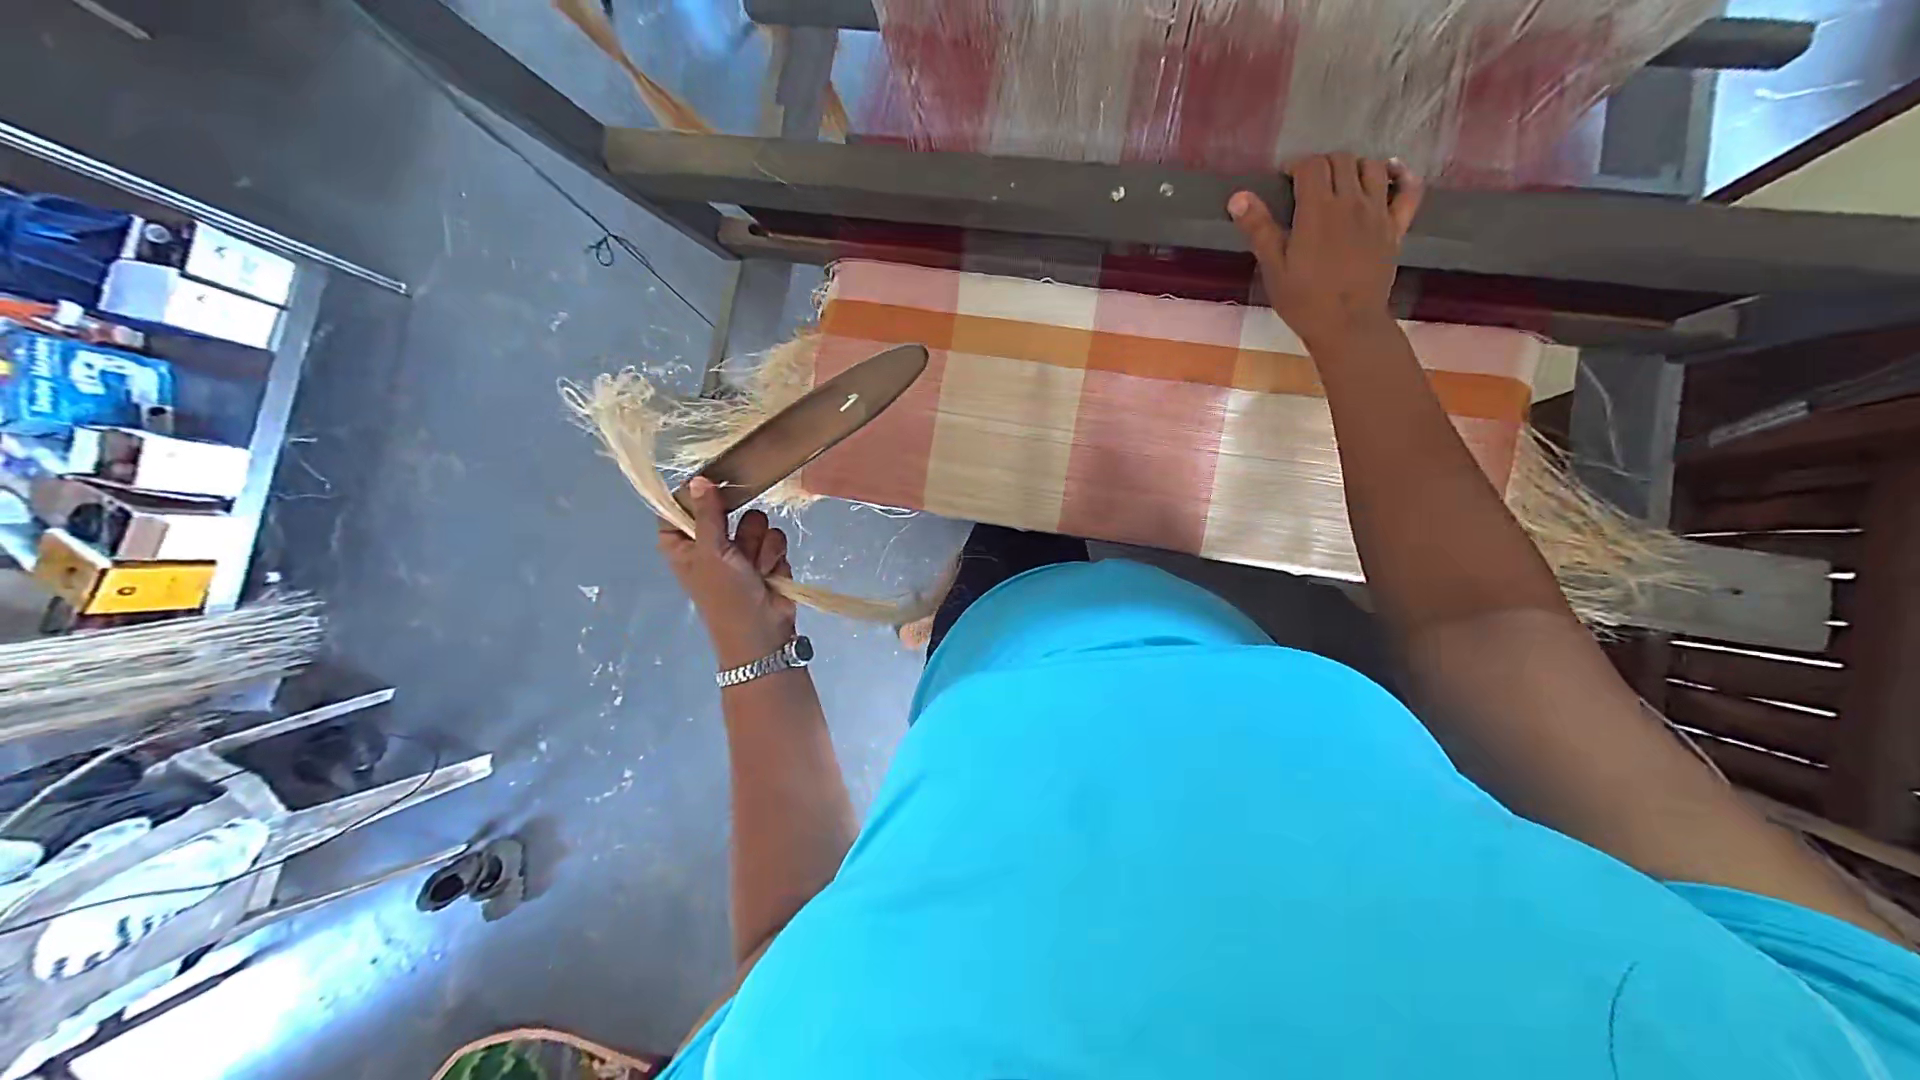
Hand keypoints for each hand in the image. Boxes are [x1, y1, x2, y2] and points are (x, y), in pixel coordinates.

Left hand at [659, 476, 797, 669]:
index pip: (680, 507)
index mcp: (683, 544)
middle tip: (737, 542)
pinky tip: (769, 574)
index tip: (712, 485)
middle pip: (726, 509)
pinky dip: (774, 557)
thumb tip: (699, 479)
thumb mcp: (710, 552)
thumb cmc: (726, 596)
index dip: (696, 496)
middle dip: (739, 526)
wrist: (762, 633)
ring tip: (757, 567)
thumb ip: (707, 514)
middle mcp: (710, 543)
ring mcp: (741, 550)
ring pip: (756, 522)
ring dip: (760, 545)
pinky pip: (775, 539)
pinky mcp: (767, 557)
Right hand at [1227, 153, 1423, 349]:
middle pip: (1342, 160)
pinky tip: (1391, 174)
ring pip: (1373, 167)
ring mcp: (1379, 212)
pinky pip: (1409, 189)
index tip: (1285, 179)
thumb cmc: (1304, 300)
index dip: (1296, 165)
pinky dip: (1402, 175)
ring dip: (1355, 167)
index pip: (1311, 165)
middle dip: (1323, 164)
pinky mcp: (1396, 227)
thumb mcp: (1273, 267)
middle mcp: (1352, 201)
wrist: (1348, 324)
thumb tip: (1238, 196)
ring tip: (1341, 183)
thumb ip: (1258, 228)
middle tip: (1308, 184)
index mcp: (1318, 210)